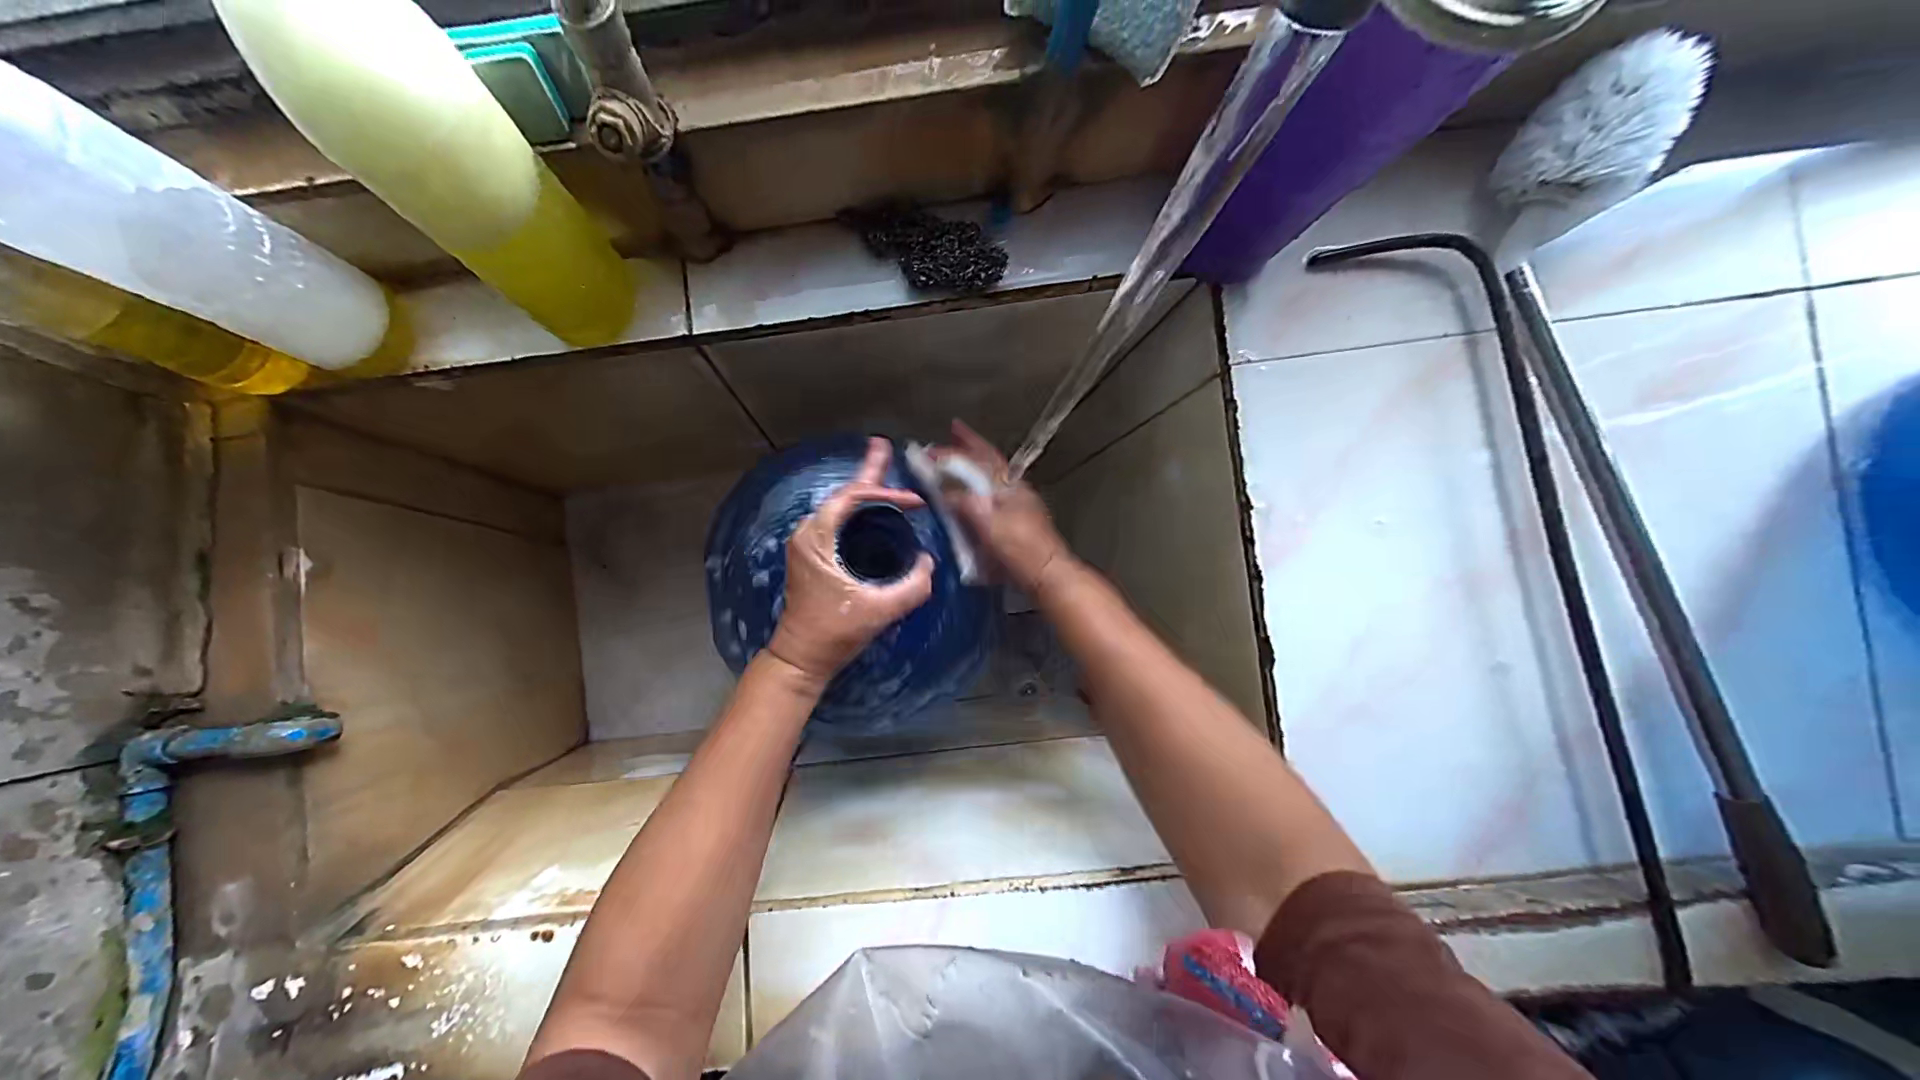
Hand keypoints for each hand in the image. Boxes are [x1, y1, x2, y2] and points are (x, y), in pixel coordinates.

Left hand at [766, 438, 935, 683]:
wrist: (801, 659)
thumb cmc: (834, 632)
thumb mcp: (879, 610)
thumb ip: (912, 586)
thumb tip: (929, 563)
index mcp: (816, 538)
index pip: (852, 498)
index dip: (886, 493)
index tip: (915, 502)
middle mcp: (808, 534)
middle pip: (844, 495)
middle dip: (869, 474)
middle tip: (884, 447)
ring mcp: (809, 545)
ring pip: (841, 508)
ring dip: (865, 492)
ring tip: (883, 471)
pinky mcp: (815, 557)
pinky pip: (839, 522)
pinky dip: (859, 511)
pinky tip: (876, 510)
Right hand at [933, 420, 1071, 594]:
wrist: (1048, 575)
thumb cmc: (1021, 550)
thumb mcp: (988, 525)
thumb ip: (966, 505)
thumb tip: (948, 494)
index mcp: (1009, 487)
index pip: (984, 457)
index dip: (964, 444)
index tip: (947, 434)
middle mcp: (1016, 491)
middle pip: (991, 464)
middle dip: (970, 451)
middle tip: (953, 439)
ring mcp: (1020, 508)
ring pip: (992, 481)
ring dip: (973, 471)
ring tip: (956, 468)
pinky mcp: (1019, 526)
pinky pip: (993, 500)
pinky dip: (978, 493)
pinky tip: (970, 501)